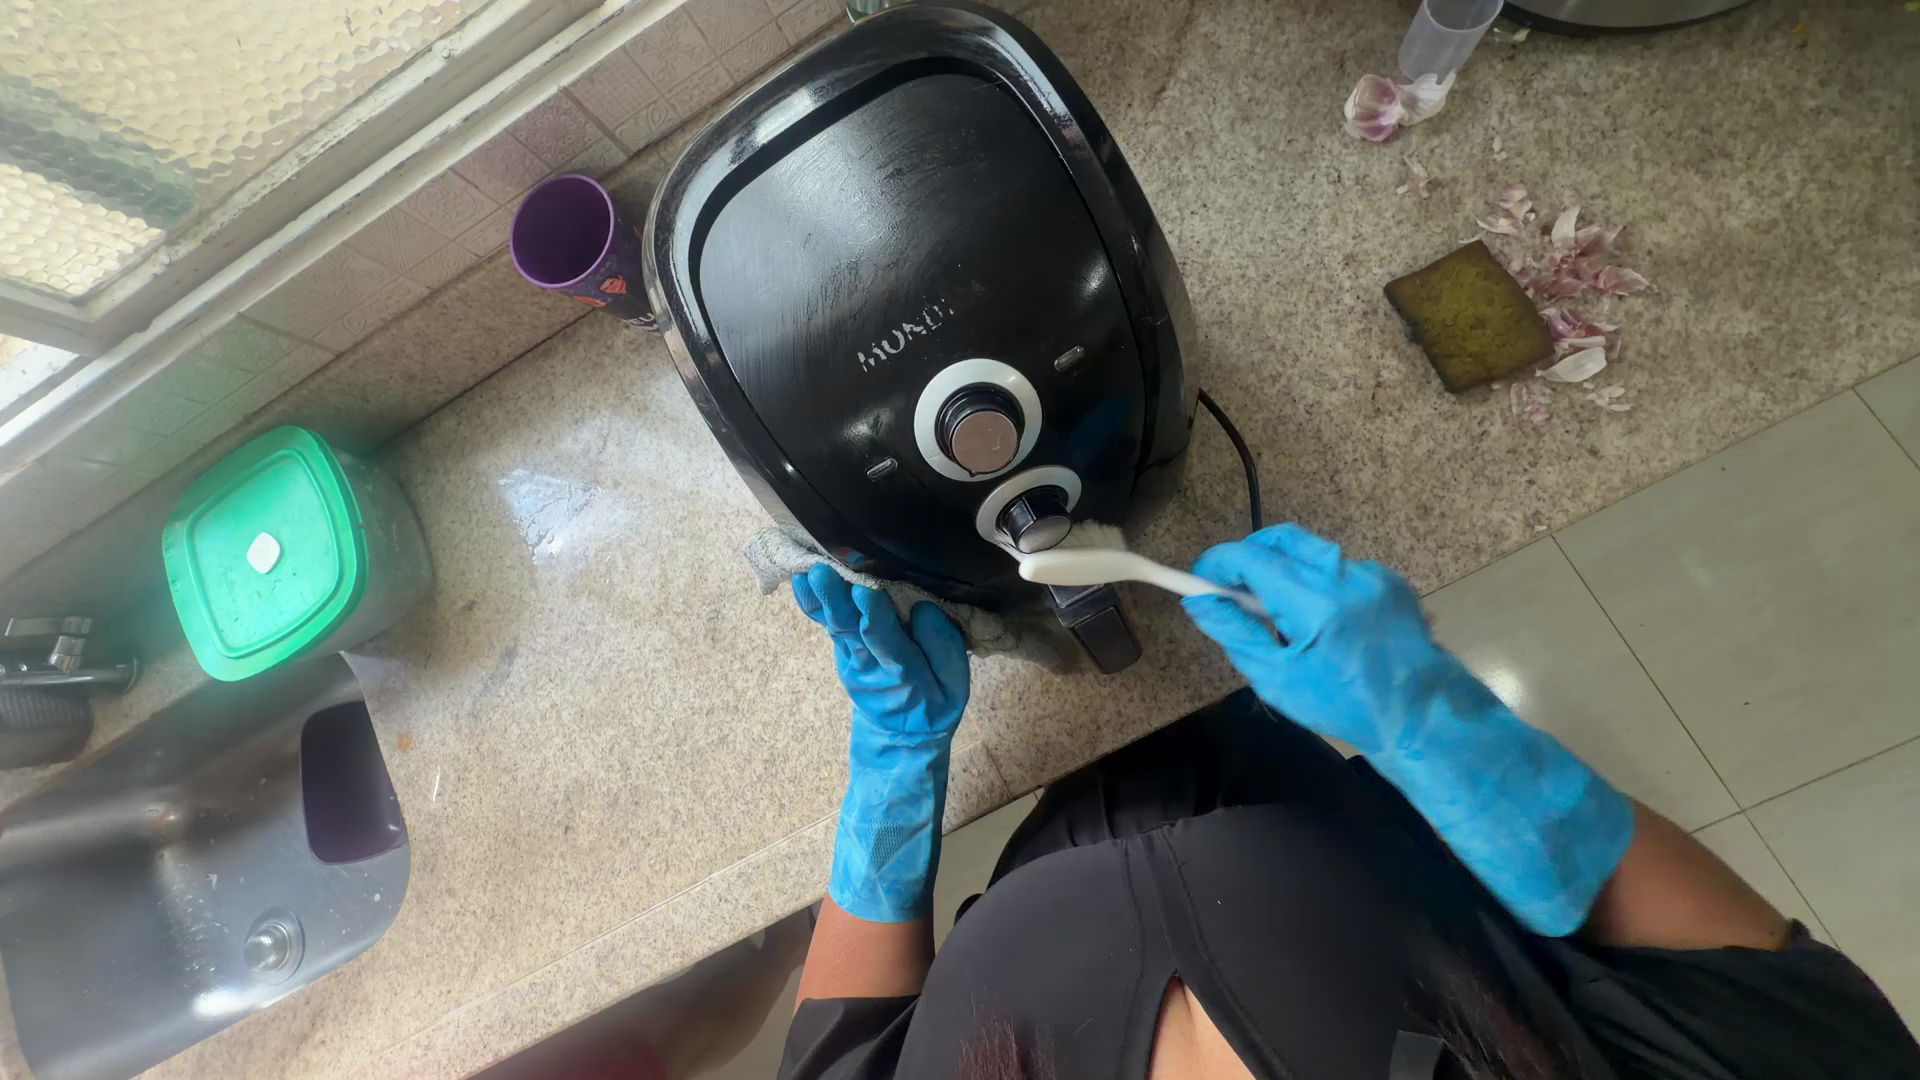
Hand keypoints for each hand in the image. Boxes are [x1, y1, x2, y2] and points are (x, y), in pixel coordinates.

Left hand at [793, 565, 968, 921]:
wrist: (902, 738)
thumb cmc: (934, 705)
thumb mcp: (955, 685)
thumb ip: (943, 647)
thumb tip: (923, 609)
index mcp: (905, 673)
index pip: (887, 644)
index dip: (875, 619)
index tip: (865, 591)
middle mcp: (871, 664)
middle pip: (851, 632)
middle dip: (836, 602)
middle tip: (822, 574)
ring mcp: (851, 658)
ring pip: (835, 626)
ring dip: (821, 598)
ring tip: (808, 571)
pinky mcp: (843, 652)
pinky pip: (828, 625)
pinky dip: (812, 603)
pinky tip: (800, 580)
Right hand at [1182, 526, 1633, 936]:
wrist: (1424, 719)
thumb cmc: (1341, 705)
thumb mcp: (1275, 677)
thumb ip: (1233, 631)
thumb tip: (1198, 600)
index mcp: (1314, 601)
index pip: (1250, 558)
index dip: (1216, 564)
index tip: (1197, 580)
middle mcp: (1345, 574)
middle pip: (1281, 539)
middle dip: (1247, 556)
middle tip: (1231, 589)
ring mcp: (1372, 574)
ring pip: (1309, 551)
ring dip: (1280, 568)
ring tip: (1274, 611)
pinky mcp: (1389, 580)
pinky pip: (1336, 567)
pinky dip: (1313, 581)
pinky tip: (1316, 619)